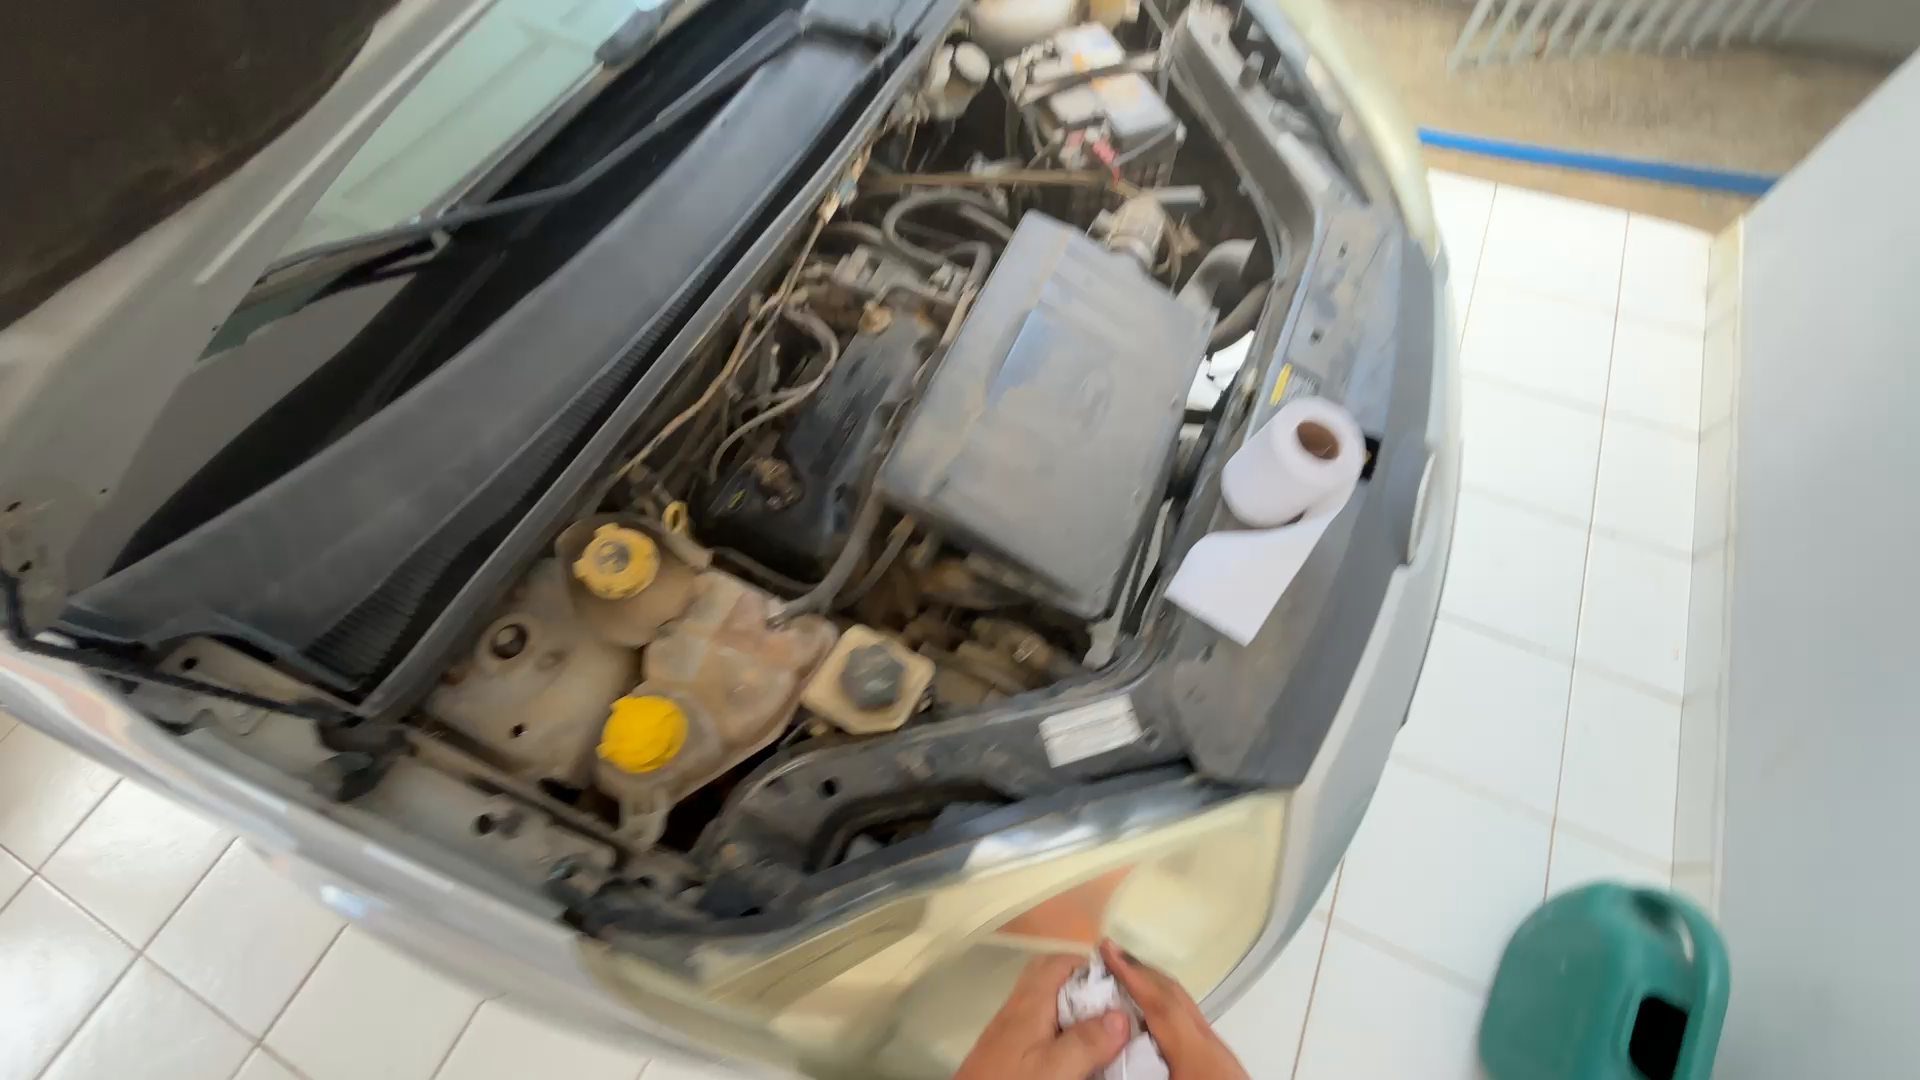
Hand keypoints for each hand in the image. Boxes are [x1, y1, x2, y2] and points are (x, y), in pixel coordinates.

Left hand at [954, 953, 1130, 1079]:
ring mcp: (1011, 1023)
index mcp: (1032, 999)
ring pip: (1044, 997)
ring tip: (1097, 1027)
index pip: (1062, 961)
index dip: (1091, 967)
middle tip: (1108, 1006)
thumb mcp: (1056, 1068)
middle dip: (1081, 983)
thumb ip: (1087, 1041)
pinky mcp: (1008, 1043)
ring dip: (1070, 1004)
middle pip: (1051, 974)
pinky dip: (1058, 1022)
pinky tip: (1070, 1047)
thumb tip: (1122, 1014)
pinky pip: (1038, 1018)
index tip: (1119, 984)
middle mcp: (1020, 1003)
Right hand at [1101, 940, 1250, 1079]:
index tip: (1105, 947)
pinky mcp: (1221, 1063)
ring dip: (1152, 987)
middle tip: (1108, 954)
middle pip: (1174, 995)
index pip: (1160, 1003)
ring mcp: (1220, 1053)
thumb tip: (1102, 1059)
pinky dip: (1164, 1006)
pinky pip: (1188, 1020)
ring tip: (1123, 978)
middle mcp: (1211, 1045)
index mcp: (1197, 1055)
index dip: (1131, 973)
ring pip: (1184, 1006)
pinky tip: (1148, 1019)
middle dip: (1141, 970)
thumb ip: (1133, 1071)